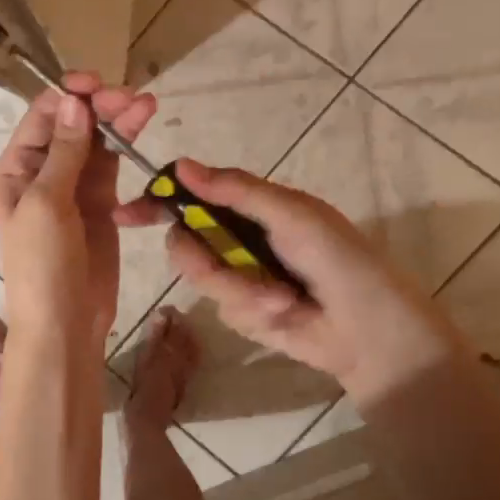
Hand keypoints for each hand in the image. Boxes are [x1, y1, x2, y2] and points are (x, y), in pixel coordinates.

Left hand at [0, 72, 155, 346]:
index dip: (67, 96)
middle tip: (130, 98)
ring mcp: (73, 184)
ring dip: (117, 117)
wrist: (64, 322)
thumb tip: (72, 101)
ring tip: (146, 103)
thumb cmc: (42, 264)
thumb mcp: (46, 204)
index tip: (97, 84)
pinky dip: (127, 141)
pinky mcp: (100, 199)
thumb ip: (64, 153)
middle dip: (98, 105)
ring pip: (96, 138)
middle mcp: (42, 169)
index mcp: (16, 168)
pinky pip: (113, 161)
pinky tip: (145, 121)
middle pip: (72, 123)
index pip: (42, 117)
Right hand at [114, 159, 458, 388]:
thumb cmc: (343, 262)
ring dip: (241, 290)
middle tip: (229, 273)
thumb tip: (182, 166)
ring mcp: (238, 276)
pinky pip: (222, 308)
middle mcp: (237, 238)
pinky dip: (254, 312)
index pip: (190, 196)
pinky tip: (286, 315)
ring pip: (200, 278)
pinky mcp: (242, 312)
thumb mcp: (293, 215)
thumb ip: (237, 191)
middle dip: (204, 261)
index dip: (156, 202)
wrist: (374, 334)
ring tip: (282, 301)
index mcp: (250, 206)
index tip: (125, 214)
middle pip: (184, 241)